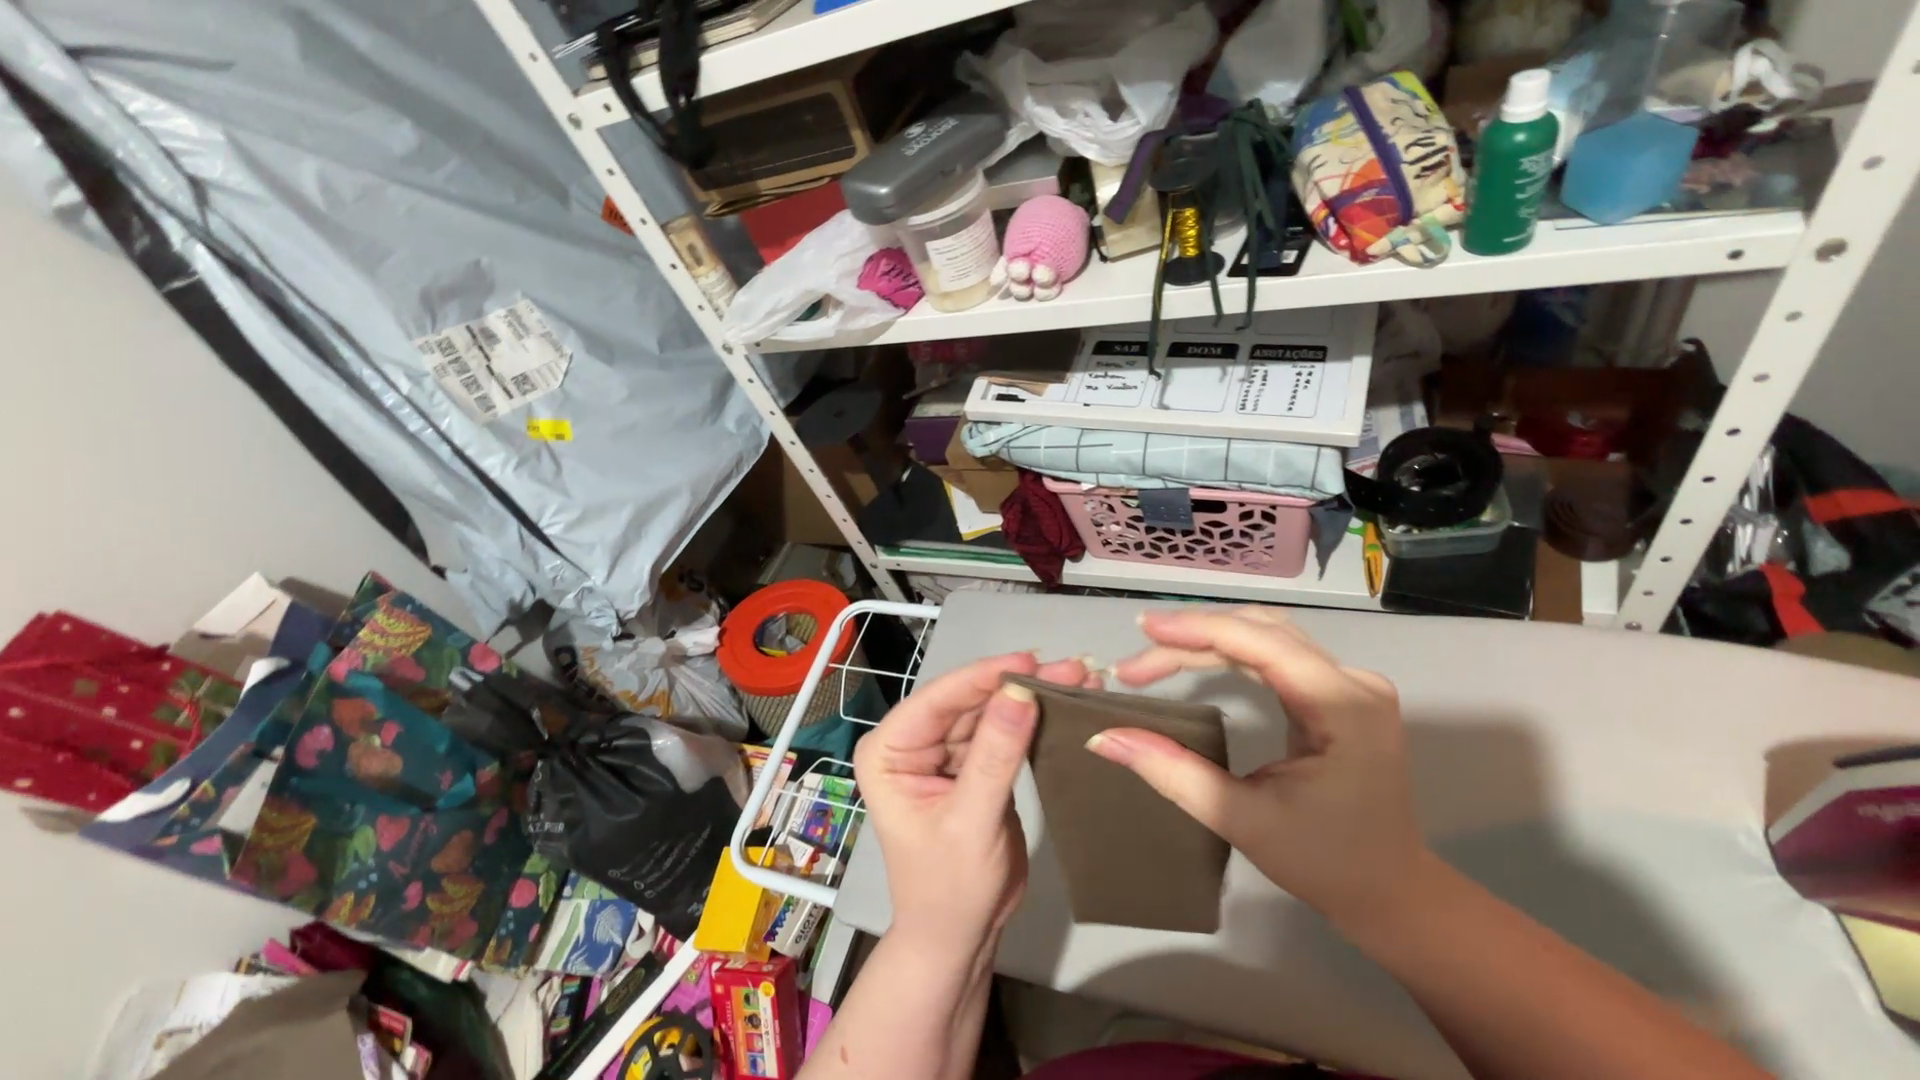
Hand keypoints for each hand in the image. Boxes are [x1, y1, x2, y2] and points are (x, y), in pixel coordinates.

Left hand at [854, 653, 1096, 948]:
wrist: (962, 936)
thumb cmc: (949, 887)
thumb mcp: (972, 820)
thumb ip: (996, 756)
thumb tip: (1022, 692)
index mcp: (889, 751)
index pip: (938, 700)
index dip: (984, 676)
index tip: (1032, 660)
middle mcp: (912, 743)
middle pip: (968, 701)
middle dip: (1016, 685)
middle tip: (1072, 669)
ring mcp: (945, 754)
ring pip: (990, 712)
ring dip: (1031, 697)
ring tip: (1078, 678)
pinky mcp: (974, 767)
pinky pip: (1003, 734)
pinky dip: (1033, 721)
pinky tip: (1065, 704)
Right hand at [1088, 607, 1427, 928]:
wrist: (1389, 891)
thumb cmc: (1324, 861)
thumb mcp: (1242, 818)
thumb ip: (1173, 772)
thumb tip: (1104, 738)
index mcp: (1344, 706)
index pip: (1262, 644)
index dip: (1198, 630)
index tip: (1142, 629)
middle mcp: (1354, 681)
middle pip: (1262, 632)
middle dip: (1194, 637)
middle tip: (1134, 663)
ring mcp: (1351, 685)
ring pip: (1269, 637)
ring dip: (1210, 640)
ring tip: (1154, 653)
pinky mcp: (1339, 694)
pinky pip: (1278, 656)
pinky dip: (1232, 652)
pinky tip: (1195, 657)